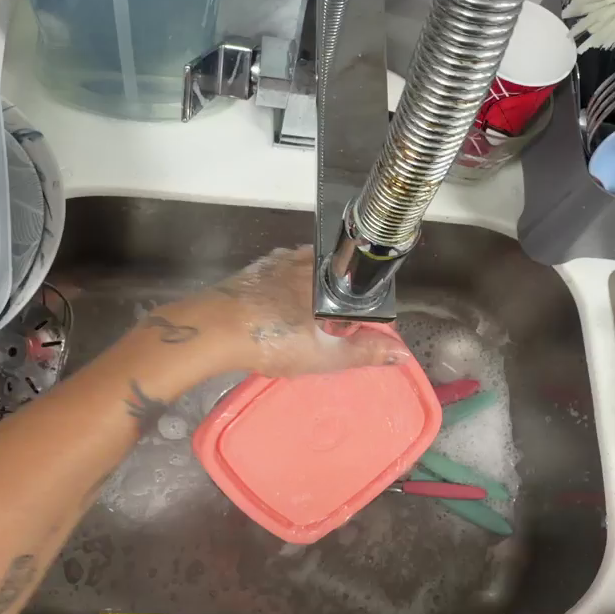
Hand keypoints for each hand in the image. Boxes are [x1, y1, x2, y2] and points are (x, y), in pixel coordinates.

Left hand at [152, 246, 408, 379]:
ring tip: (308, 320)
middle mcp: (301, 260)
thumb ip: (364, 352)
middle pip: (331, 273)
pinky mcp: (251, 271)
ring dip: (309, 290)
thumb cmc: (273, 341)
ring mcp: (274, 262)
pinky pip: (278, 275)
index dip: (364, 304)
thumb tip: (402, 352)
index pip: (358, 280)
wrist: (212, 331)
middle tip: (334, 326)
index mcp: (325, 276)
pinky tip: (278, 310)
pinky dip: (284, 289)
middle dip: (337, 296)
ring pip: (303, 271)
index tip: (364, 326)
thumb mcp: (324, 354)